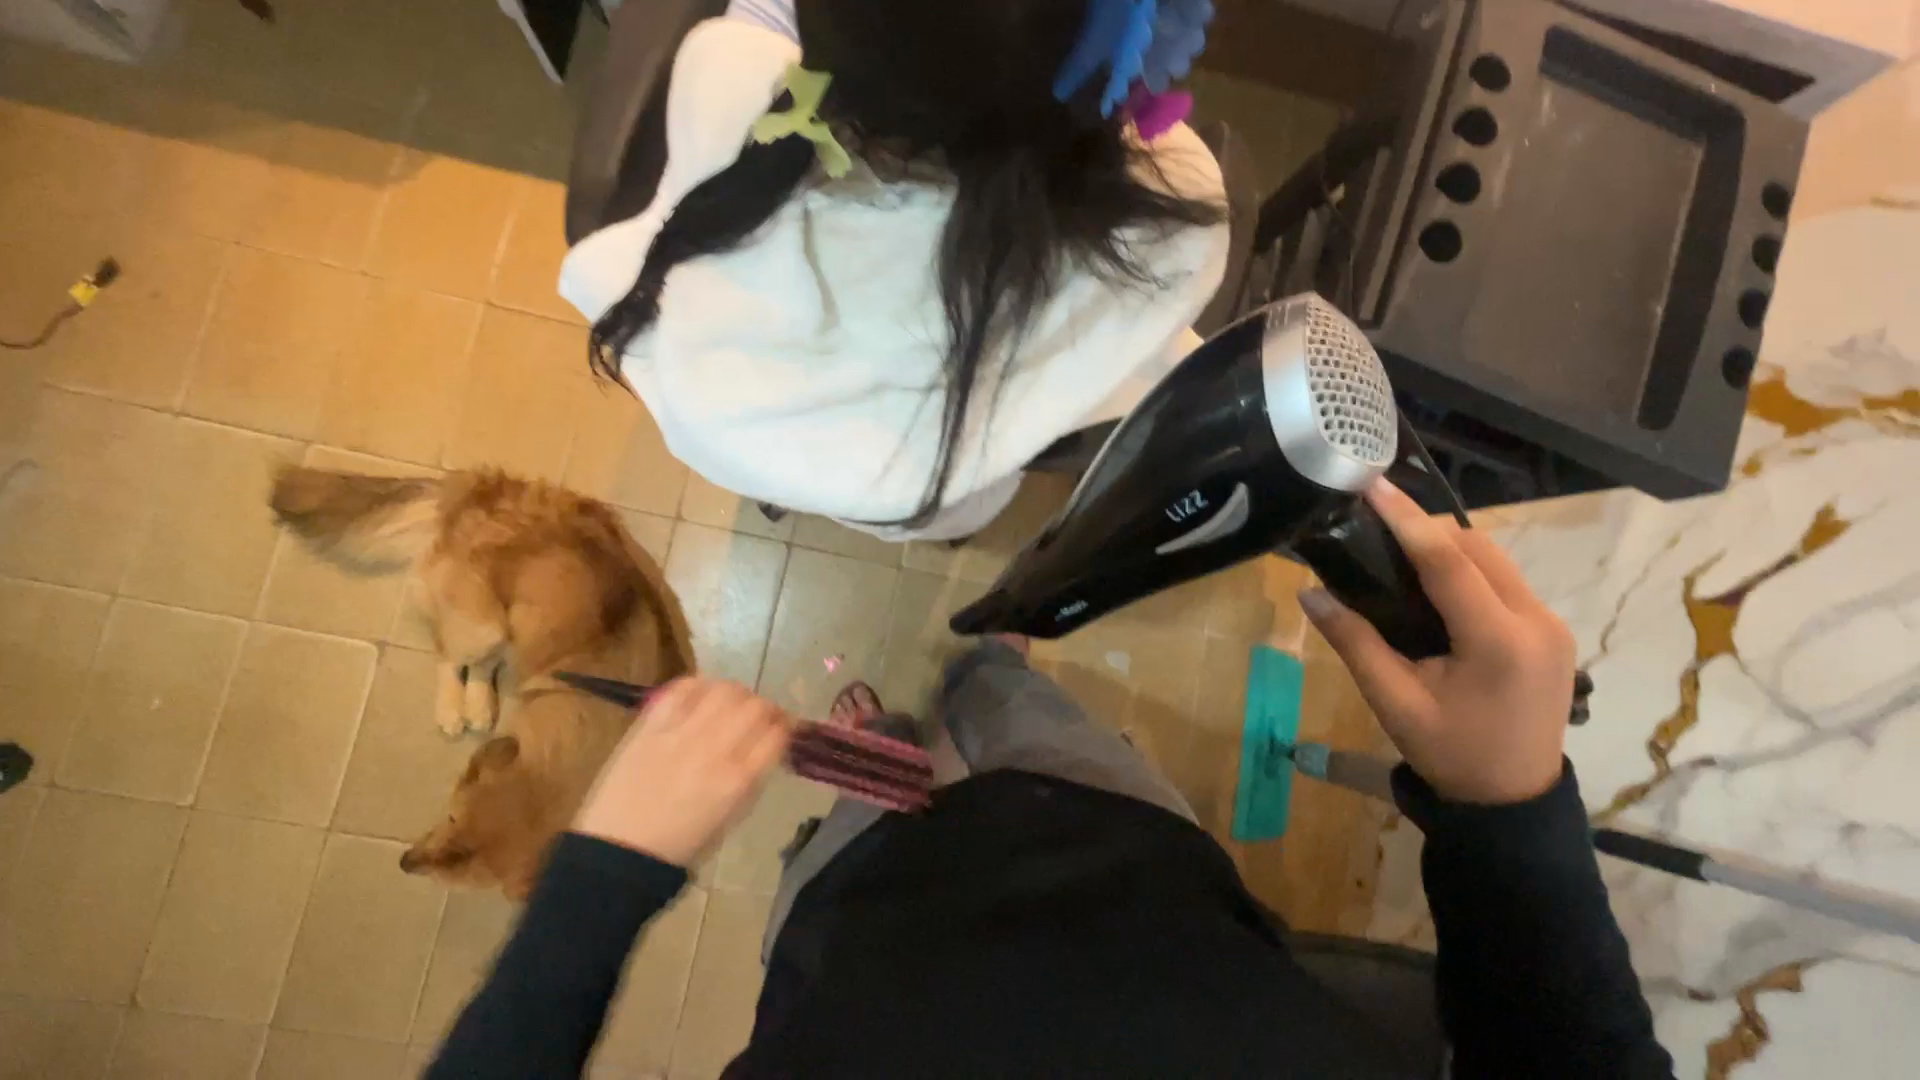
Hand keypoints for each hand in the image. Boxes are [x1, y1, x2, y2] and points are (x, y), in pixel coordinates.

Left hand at [574, 678, 791, 865]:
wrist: (619, 850)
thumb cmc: (681, 843)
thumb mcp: (732, 817)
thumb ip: (754, 778)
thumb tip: (769, 746)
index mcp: (738, 781)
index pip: (777, 735)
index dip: (785, 727)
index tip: (782, 729)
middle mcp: (715, 751)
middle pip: (756, 707)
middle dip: (766, 708)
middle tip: (760, 716)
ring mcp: (681, 735)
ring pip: (724, 690)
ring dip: (736, 693)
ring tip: (732, 702)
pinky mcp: (651, 726)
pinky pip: (682, 689)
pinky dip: (699, 685)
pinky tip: (702, 696)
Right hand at [1299, 480, 1574, 804]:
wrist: (1512, 799)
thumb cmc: (1449, 751)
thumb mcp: (1393, 700)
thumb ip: (1354, 642)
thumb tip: (1308, 593)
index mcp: (1498, 641)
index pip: (1448, 562)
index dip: (1407, 519)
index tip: (1373, 485)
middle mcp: (1537, 622)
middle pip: (1479, 549)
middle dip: (1427, 528)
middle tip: (1376, 519)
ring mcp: (1552, 625)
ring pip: (1496, 560)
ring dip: (1449, 546)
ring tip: (1398, 546)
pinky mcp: (1552, 631)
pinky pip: (1505, 581)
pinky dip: (1467, 568)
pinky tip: (1434, 581)